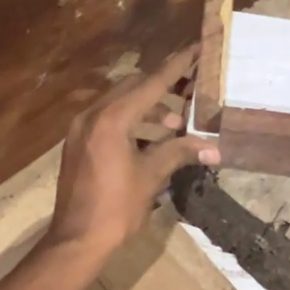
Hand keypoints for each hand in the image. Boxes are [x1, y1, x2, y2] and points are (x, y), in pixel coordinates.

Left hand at [45, 45, 218, 259]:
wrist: (76, 240)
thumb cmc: (116, 209)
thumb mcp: (151, 178)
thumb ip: (179, 153)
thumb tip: (213, 147)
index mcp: (111, 119)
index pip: (151, 83)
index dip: (177, 66)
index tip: (197, 48)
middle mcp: (91, 115)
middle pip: (133, 88)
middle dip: (163, 87)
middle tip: (191, 90)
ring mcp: (80, 129)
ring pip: (119, 104)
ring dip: (147, 108)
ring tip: (175, 123)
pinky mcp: (77, 144)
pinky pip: (107, 119)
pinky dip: (130, 121)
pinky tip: (150, 138)